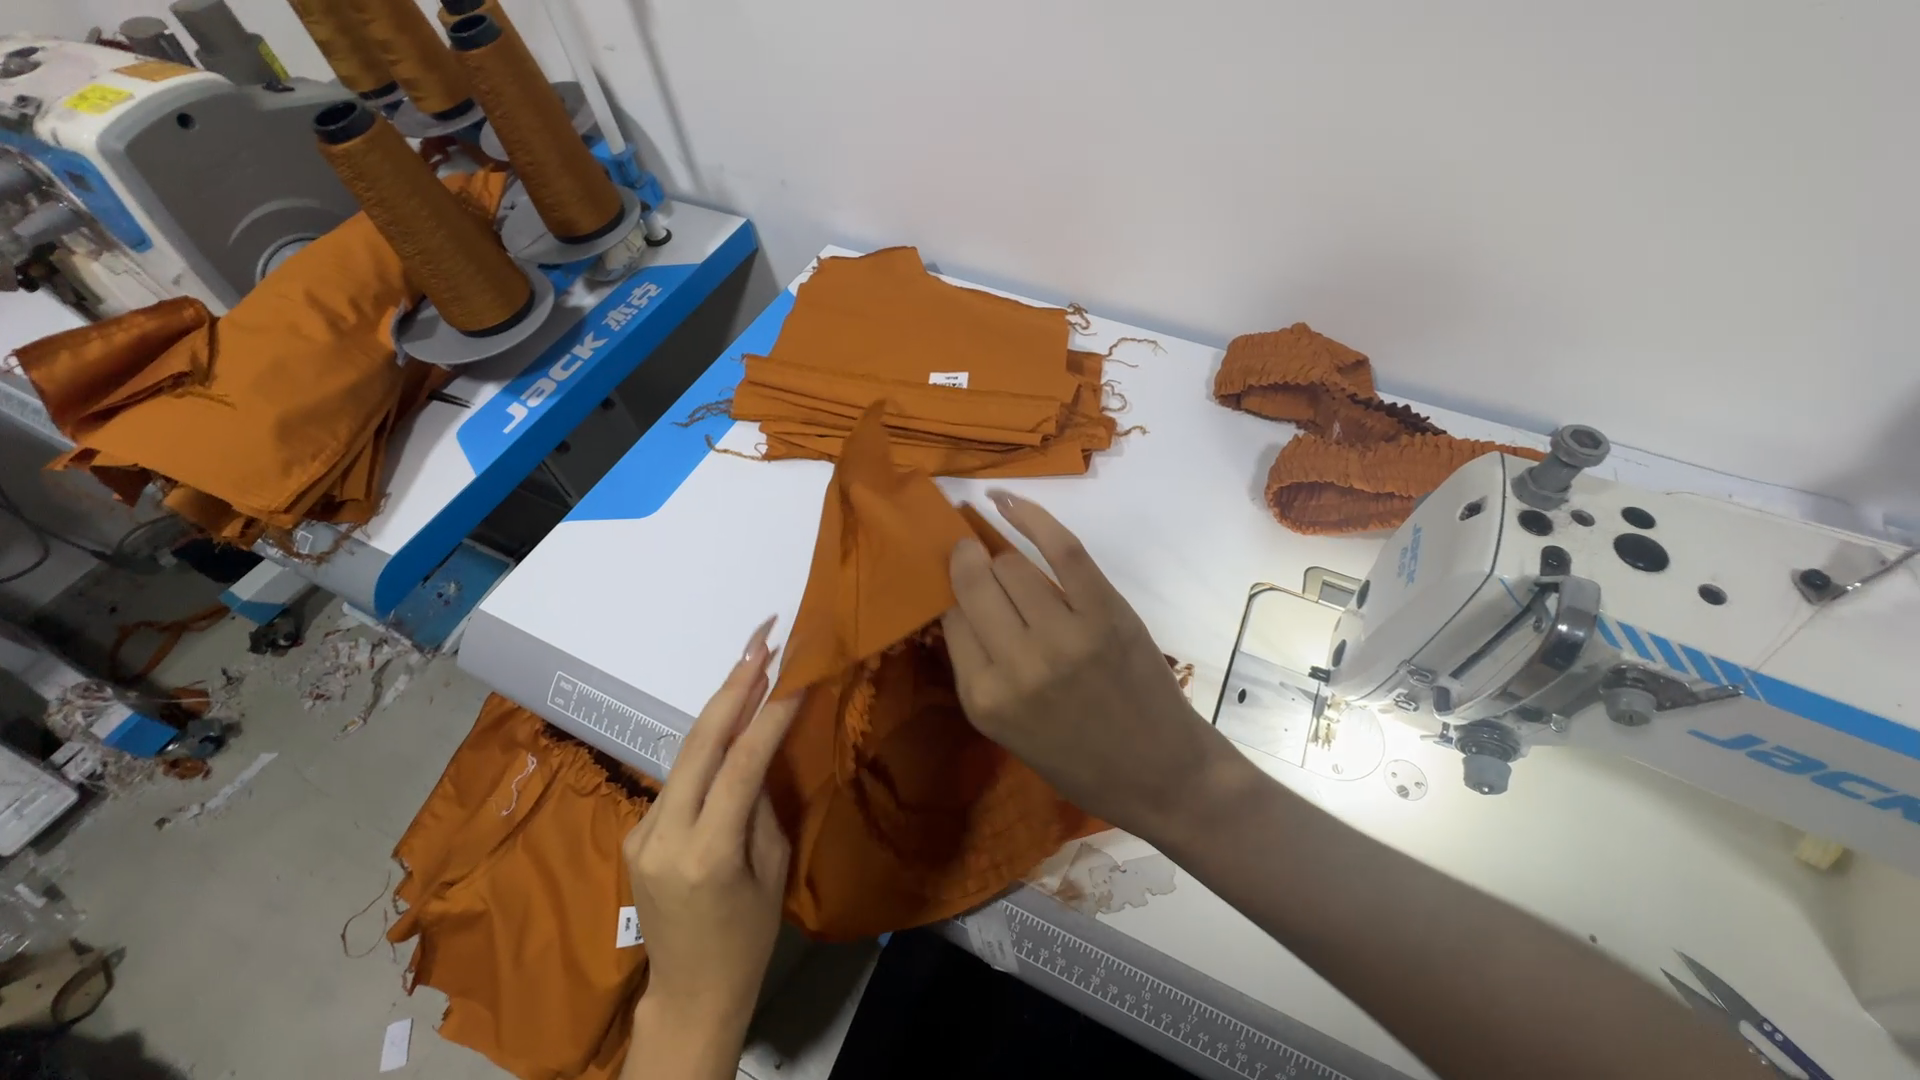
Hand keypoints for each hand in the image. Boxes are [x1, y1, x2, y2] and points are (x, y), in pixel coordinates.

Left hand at [622, 618, 797, 1062]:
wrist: (690, 990)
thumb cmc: (748, 939)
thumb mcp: (771, 871)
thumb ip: (761, 805)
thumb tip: (759, 750)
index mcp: (708, 852)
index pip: (741, 764)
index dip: (770, 712)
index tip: (794, 669)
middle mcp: (664, 833)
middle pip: (700, 741)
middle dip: (733, 683)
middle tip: (762, 637)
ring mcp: (642, 830)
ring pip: (685, 752)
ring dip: (720, 705)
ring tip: (752, 662)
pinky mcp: (635, 830)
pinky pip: (678, 776)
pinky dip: (707, 743)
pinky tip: (730, 718)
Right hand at [942, 491, 1237, 843]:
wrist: (1158, 772)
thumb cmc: (1077, 760)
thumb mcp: (1007, 730)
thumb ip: (978, 668)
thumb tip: (957, 602)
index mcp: (984, 699)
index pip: (950, 619)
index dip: (951, 595)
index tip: (955, 582)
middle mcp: (1016, 665)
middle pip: (975, 584)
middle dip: (967, 563)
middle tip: (968, 551)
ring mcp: (1063, 634)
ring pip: (1011, 565)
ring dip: (1000, 553)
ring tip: (997, 544)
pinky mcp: (1105, 610)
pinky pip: (1059, 547)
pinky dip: (1030, 516)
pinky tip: (1007, 502)